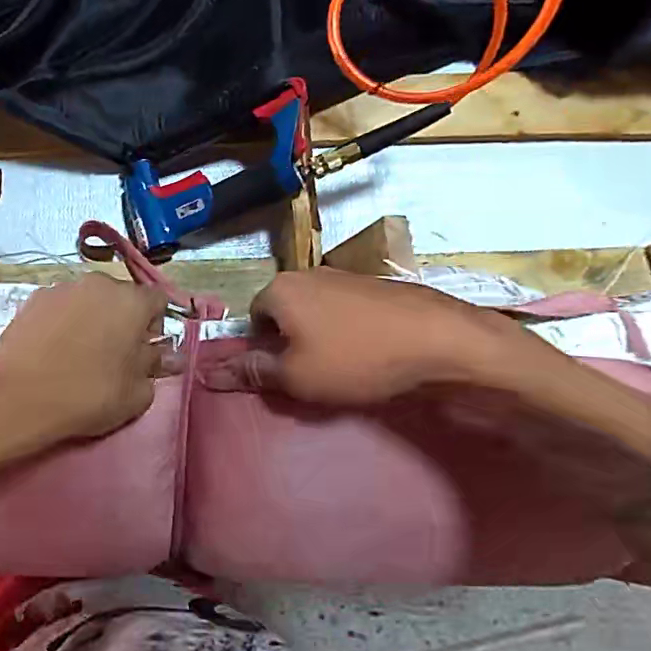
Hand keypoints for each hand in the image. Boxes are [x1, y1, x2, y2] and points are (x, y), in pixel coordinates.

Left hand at [0, 273, 167, 446]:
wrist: (20, 395)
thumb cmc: (88, 394)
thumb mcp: (137, 393)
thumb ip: (156, 367)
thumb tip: (164, 355)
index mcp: (132, 301)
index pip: (158, 301)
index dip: (155, 326)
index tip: (144, 352)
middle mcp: (99, 284)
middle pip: (121, 297)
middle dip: (122, 320)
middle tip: (112, 354)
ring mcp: (62, 287)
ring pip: (88, 300)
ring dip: (90, 318)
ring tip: (77, 352)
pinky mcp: (33, 298)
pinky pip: (59, 307)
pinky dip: (61, 321)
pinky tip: (52, 349)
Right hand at [203, 268, 555, 404]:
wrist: (444, 342)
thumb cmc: (357, 360)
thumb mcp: (296, 377)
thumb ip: (251, 372)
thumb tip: (206, 372)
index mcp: (280, 288)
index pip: (253, 319)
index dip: (265, 351)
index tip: (287, 375)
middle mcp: (308, 273)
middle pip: (285, 313)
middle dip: (293, 344)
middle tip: (314, 375)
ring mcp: (347, 276)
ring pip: (318, 313)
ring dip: (323, 339)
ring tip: (348, 369)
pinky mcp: (379, 286)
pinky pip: (349, 313)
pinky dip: (353, 333)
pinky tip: (374, 355)